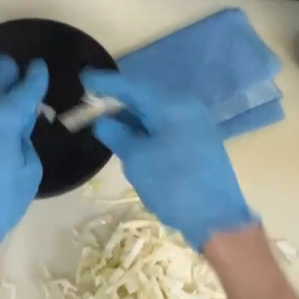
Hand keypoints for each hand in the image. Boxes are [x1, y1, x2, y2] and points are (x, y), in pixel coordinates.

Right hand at [81, 69, 255, 249]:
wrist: (216, 218)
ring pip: (155, 114)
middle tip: (90, 104)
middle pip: (145, 98)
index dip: (106, 83)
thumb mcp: (137, 159)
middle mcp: (186, 109)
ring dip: (130, 117)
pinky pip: (164, 127)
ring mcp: (195, 126)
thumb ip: (117, 135)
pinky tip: (129, 139)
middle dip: (117, 101)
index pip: (132, 87)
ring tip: (105, 122)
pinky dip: (144, 129)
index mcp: (172, 106)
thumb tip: (103, 121)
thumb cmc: (173, 185)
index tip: (83, 79)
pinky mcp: (197, 143)